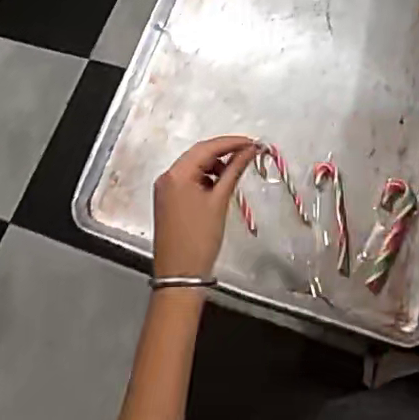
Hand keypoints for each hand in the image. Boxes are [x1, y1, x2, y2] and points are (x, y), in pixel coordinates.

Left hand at [152, 136, 259, 278]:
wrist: (179, 277)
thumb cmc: (200, 238)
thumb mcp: (219, 202)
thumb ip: (234, 170)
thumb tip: (250, 150)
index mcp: (176, 174)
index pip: (206, 148)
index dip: (231, 142)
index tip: (253, 142)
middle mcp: (167, 176)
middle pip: (198, 154)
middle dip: (224, 151)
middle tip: (249, 151)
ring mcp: (165, 188)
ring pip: (193, 166)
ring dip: (214, 165)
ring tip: (236, 170)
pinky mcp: (168, 200)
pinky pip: (188, 179)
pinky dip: (205, 177)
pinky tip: (220, 184)